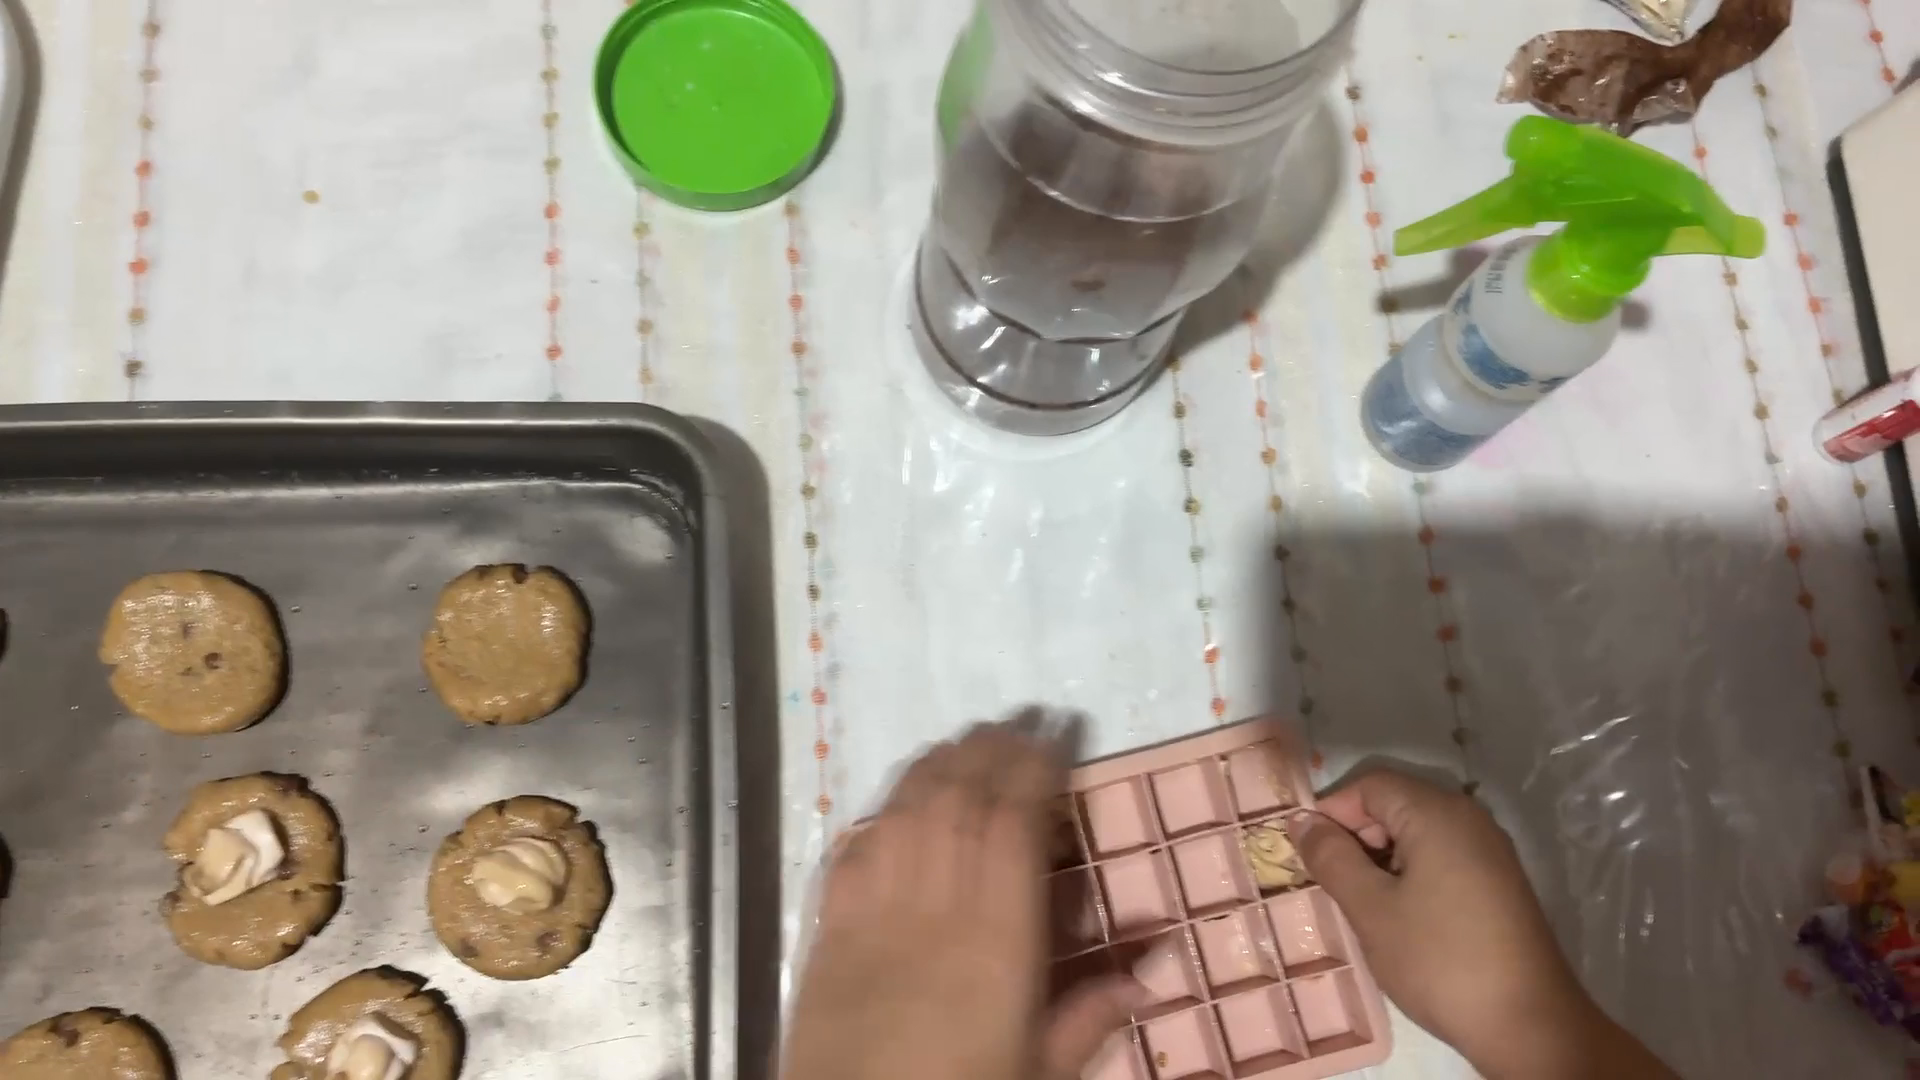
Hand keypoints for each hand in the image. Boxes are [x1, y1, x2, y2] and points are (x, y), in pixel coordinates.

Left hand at [780, 723, 1141, 1079]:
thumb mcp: (1036, 1076)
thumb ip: (1091, 1018)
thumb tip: (1154, 972)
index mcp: (994, 940)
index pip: (1015, 824)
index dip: (1036, 769)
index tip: (1056, 736)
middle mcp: (935, 905)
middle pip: (961, 798)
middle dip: (993, 748)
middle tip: (1019, 720)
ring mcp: (875, 906)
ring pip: (909, 807)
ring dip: (941, 761)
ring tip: (968, 738)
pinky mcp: (830, 920)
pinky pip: (858, 843)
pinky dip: (885, 806)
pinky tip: (902, 793)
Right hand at [1286, 768, 1677, 1079]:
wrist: (1536, 1034)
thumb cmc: (1442, 961)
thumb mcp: (1369, 907)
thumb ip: (1330, 855)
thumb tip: (1300, 821)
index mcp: (1437, 814)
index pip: (1367, 786)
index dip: (1331, 813)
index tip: (1310, 855)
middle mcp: (1467, 819)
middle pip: (1391, 804)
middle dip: (1354, 836)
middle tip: (1332, 881)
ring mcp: (1489, 851)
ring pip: (1413, 832)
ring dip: (1379, 858)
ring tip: (1362, 902)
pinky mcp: (1498, 883)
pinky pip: (1438, 855)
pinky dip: (1408, 872)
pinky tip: (1399, 914)